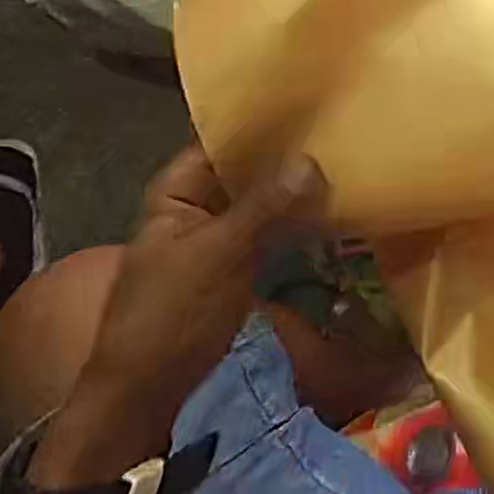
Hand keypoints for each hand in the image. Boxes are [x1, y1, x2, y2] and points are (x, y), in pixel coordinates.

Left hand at [28, 148, 324, 488]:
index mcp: (179, 188)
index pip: (222, 137)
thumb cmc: (169, 314)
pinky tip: (333, 198)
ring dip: (297, 181)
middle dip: (288, 149)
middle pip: (248, 163)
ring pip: (265, 192)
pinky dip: (298, 211)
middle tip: (339, 124)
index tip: (309, 100)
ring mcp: (224, 227)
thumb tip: (312, 160)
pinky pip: (274, 221)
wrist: (149, 393)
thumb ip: (263, 206)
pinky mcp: (243, 254)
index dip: (261, 119)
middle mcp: (202, 199)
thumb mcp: (217, 254)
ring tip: (345, 153)